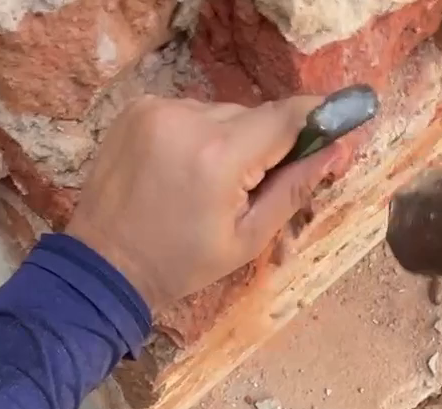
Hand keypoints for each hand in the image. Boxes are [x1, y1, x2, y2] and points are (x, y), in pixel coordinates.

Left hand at [66, 96, 333, 311]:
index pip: (286, 116)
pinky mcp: (139, 109)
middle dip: (263, 147)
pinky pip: (189, 114)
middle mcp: (188, 119)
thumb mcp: (245, 241)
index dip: (316, 120)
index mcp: (218, 157)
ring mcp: (158, 109)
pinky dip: (197, 138)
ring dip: (229, 143)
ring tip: (208, 188)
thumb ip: (291, 191)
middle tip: (253, 190)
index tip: (335, 129)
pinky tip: (183, 174)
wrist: (106, 266)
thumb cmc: (179, 265)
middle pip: (253, 116)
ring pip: (221, 114)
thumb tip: (334, 150)